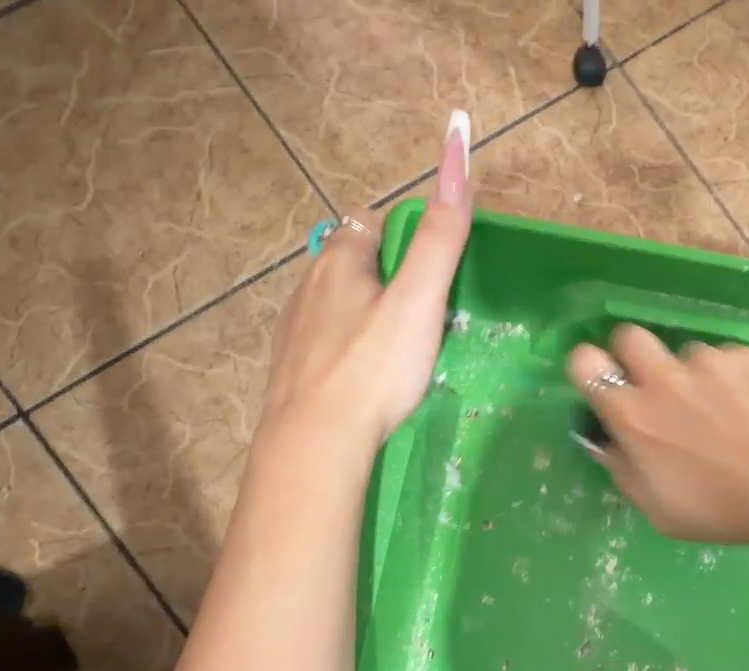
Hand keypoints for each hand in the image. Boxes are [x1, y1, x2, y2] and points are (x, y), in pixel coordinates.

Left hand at [263, 111, 473, 442]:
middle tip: (425, 318)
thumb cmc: (373, 369)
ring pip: (337, 307)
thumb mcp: (419, 301)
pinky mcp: (291, 370)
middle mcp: (308, 287)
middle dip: (387, 281)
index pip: (373, 225)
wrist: (317, 442)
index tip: (433, 273)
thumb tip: (456, 149)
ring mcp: (294, 330)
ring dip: (366, 317)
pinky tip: (366, 381)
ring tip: (400, 352)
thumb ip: (441, 236)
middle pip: (354, 266)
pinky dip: (348, 352)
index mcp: (340, 262)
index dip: (405, 241)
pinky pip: (326, 346)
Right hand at [567, 324, 748, 544]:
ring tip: (721, 410)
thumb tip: (605, 442)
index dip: (589, 367)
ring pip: (686, 354)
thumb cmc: (720, 511)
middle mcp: (665, 379)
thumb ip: (623, 469)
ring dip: (693, 377)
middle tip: (654, 384)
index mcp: (633, 417)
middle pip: (629, 336)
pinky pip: (727, 360)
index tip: (603, 380)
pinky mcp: (748, 357)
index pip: (584, 362)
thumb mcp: (657, 510)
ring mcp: (709, 363)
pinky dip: (732, 379)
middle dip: (634, 355)